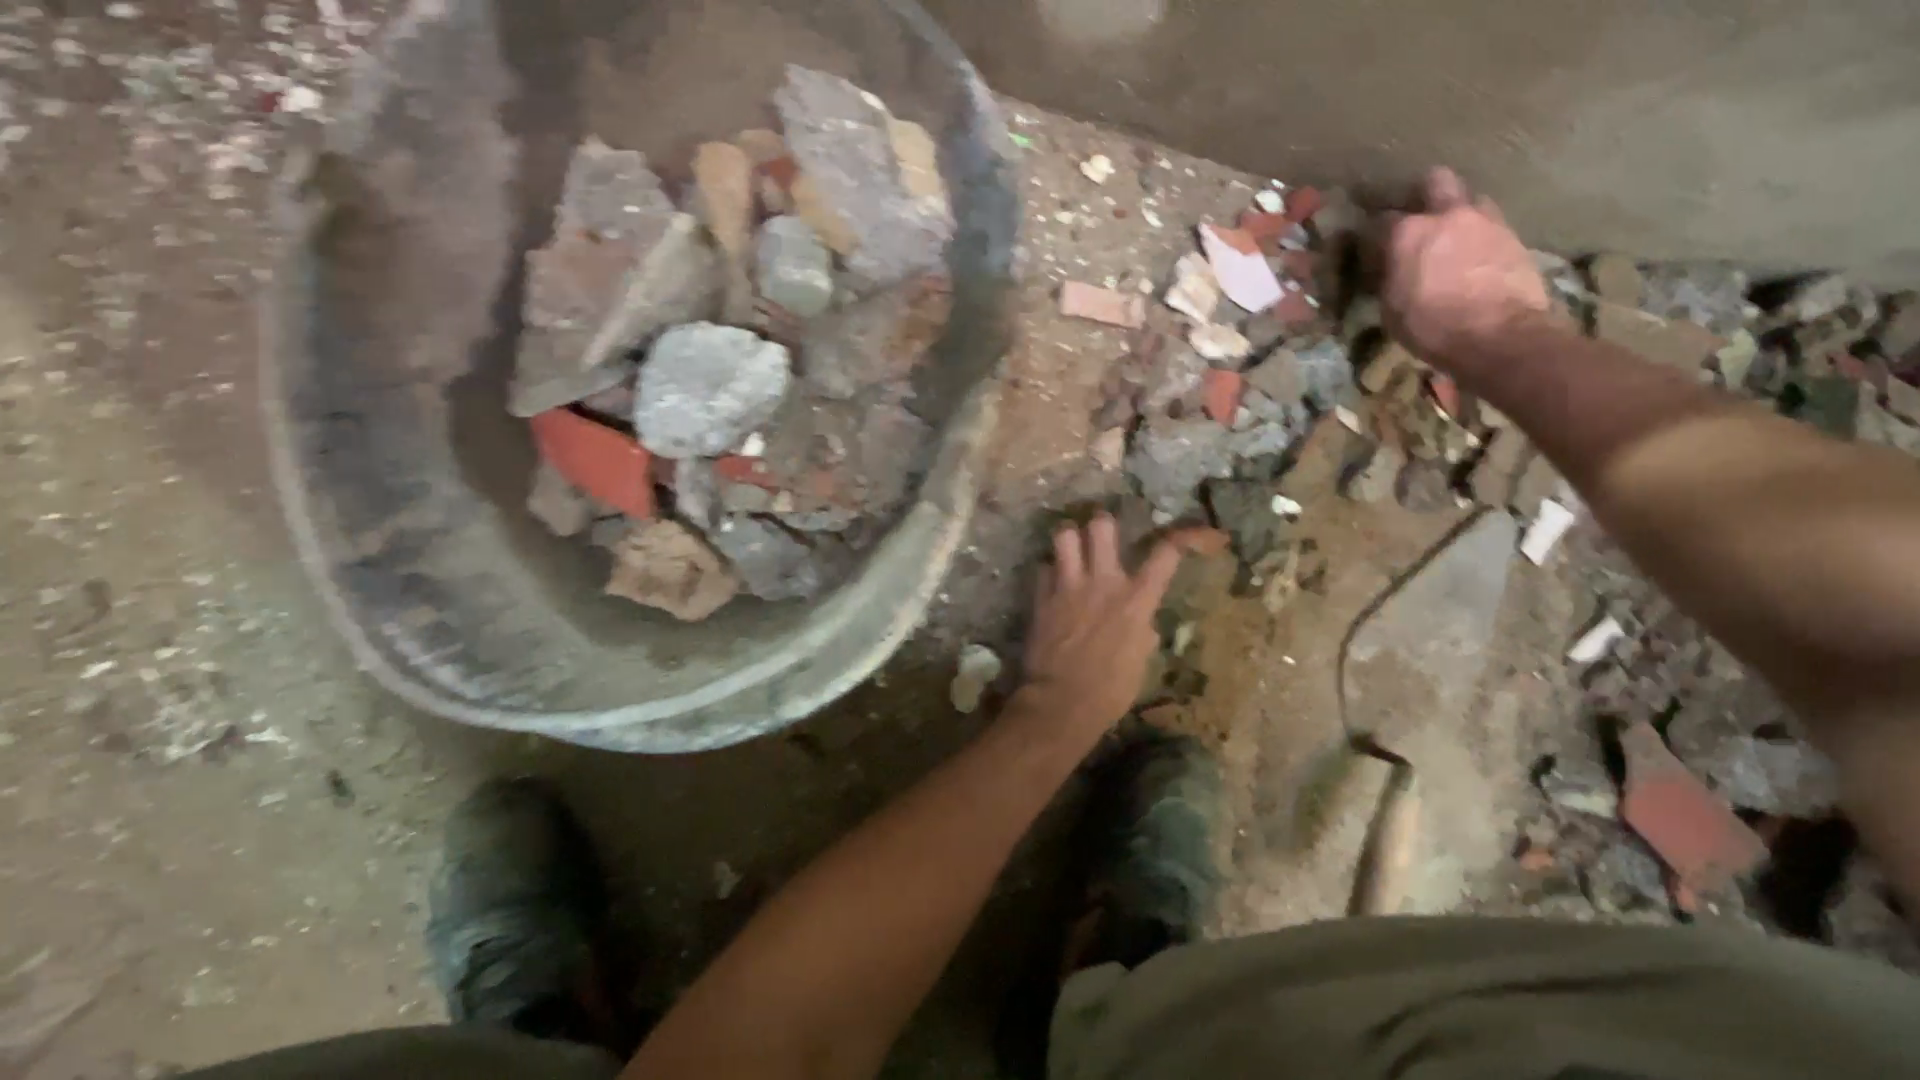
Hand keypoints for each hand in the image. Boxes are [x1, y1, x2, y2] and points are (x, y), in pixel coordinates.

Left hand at [1019, 515, 1193, 735]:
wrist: (1062, 703)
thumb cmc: (1111, 690)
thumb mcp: (1141, 660)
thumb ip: (1142, 628)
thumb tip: (1139, 621)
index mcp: (1136, 599)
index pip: (1168, 551)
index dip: (1190, 535)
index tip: (1205, 535)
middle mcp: (1102, 582)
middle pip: (1102, 525)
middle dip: (1104, 525)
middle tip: (1103, 536)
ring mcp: (1067, 586)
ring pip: (1064, 535)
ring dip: (1070, 538)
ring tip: (1073, 548)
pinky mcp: (1040, 598)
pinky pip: (1042, 568)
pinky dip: (1050, 572)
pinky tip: (1053, 584)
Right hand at [1382, 167, 1549, 363]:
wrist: (1500, 335)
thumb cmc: (1433, 326)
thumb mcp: (1392, 310)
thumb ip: (1390, 279)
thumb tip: (1390, 271)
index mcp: (1407, 233)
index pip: (1381, 220)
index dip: (1376, 235)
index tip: (1375, 250)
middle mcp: (1446, 215)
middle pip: (1436, 181)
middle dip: (1427, 193)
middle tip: (1421, 218)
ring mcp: (1485, 221)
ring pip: (1470, 199)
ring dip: (1461, 214)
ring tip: (1455, 238)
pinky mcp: (1515, 236)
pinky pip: (1492, 225)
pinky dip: (1482, 236)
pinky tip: (1477, 257)